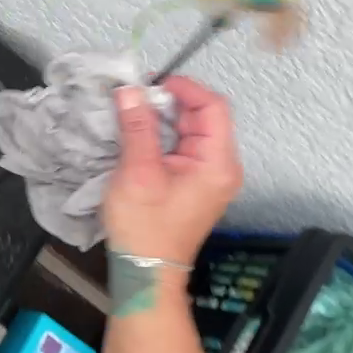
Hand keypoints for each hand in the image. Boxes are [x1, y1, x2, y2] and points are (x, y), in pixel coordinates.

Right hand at [101, 76, 242, 267]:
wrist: (145, 270)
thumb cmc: (144, 225)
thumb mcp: (137, 172)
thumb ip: (137, 127)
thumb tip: (130, 91)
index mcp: (217, 163)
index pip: (212, 108)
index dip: (184, 88)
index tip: (149, 83)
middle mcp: (221, 167)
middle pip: (203, 118)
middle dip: (169, 102)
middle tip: (133, 97)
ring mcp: (209, 177)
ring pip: (190, 132)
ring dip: (162, 118)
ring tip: (131, 113)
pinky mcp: (193, 185)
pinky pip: (182, 148)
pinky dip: (161, 136)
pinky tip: (138, 135)